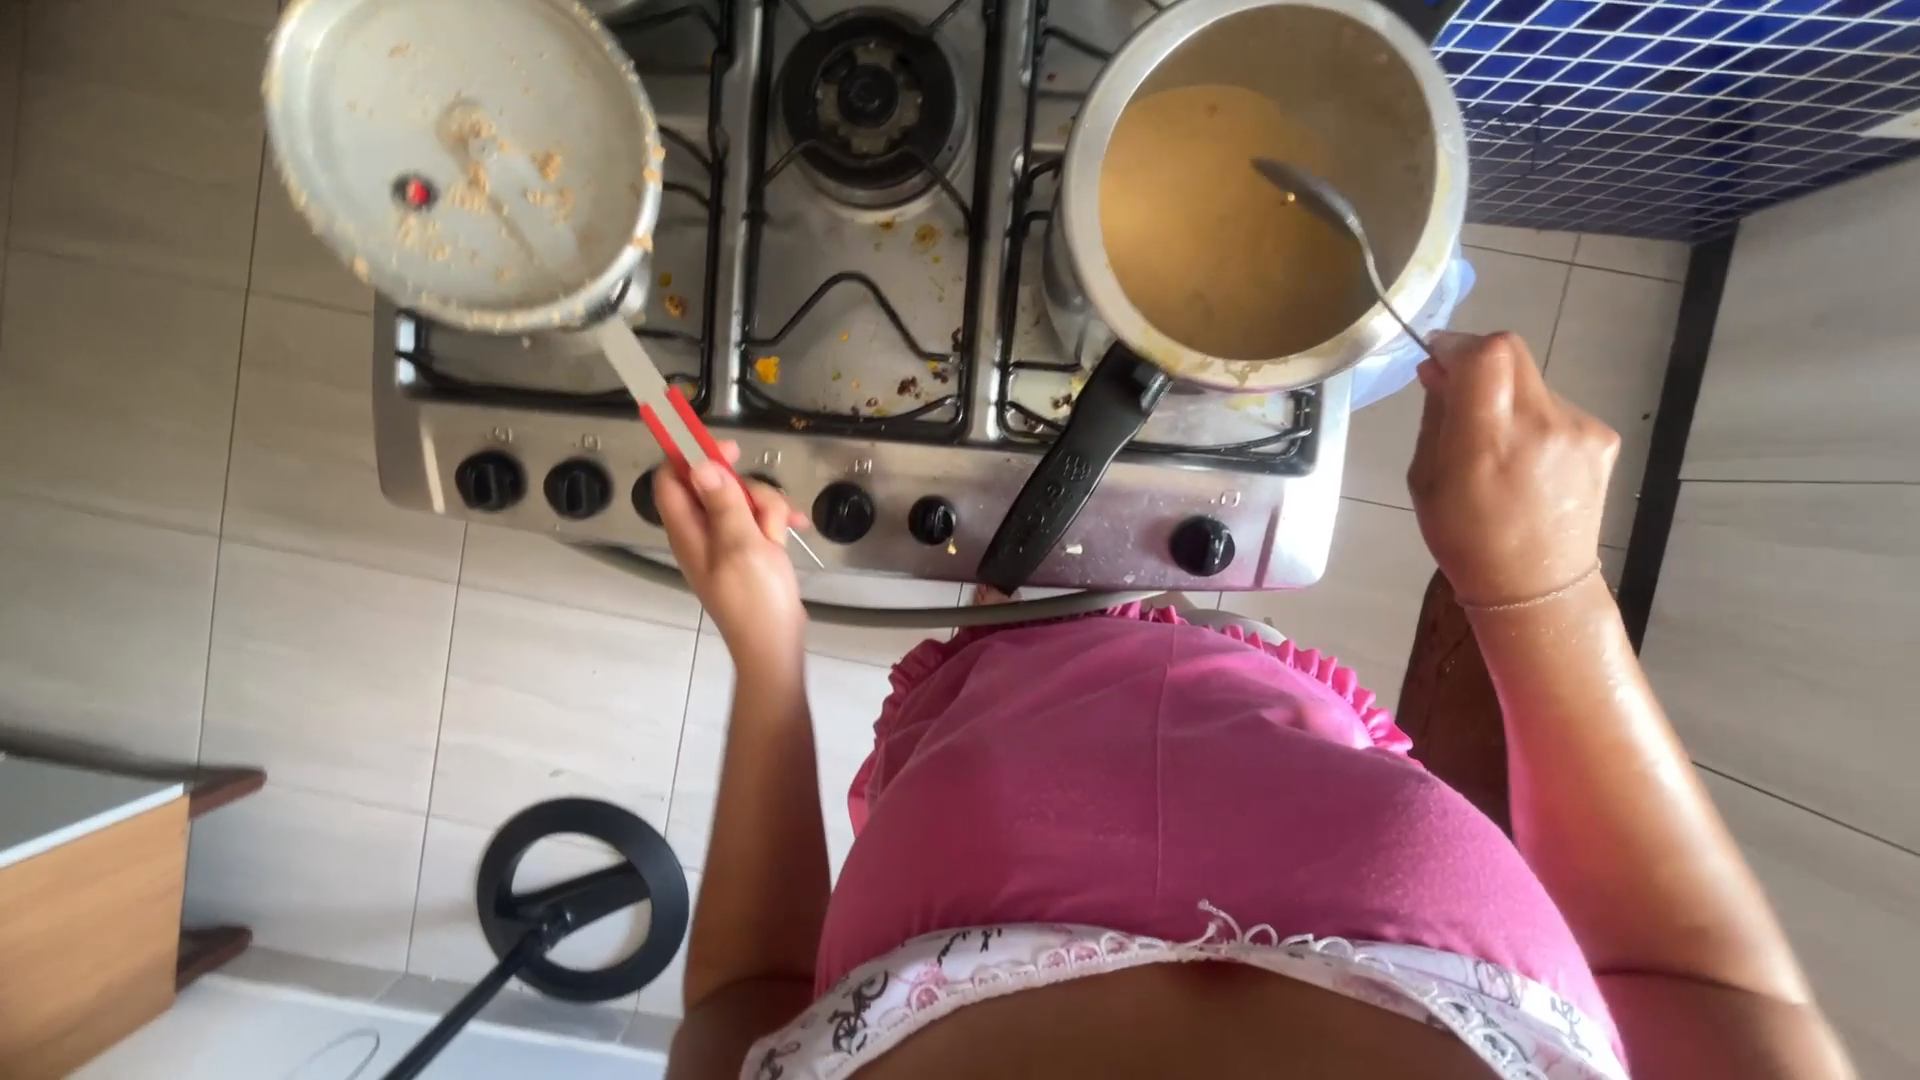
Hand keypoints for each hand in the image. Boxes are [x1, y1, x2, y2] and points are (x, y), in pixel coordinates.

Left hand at [654, 442, 809, 660]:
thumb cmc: (754, 597)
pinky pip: (760, 521)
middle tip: (764, 509)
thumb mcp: (741, 544)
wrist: (774, 643)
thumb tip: (698, 465)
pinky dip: (776, 523)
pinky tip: (795, 530)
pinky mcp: (749, 551)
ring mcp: (726, 542)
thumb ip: (722, 503)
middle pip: (716, 486)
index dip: (692, 457)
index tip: (727, 450)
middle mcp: (701, 532)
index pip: (671, 480)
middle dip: (747, 490)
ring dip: (768, 509)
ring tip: (779, 537)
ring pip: (744, 501)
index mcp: (687, 530)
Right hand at [1406, 331, 1619, 606]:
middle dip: (1476, 361)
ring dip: (1501, 393)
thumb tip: (1438, 372)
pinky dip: (1528, 416)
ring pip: (1530, 381)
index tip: (1435, 356)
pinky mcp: (1600, 436)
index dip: (1456, 344)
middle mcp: (1542, 423)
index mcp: (1488, 439)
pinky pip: (1552, 407)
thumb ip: (1436, 418)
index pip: (1485, 354)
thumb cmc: (1462, 536)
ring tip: (1489, 440)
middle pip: (1511, 353)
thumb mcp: (1424, 478)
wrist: (1534, 582)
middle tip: (1452, 386)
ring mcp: (1579, 427)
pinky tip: (1521, 457)